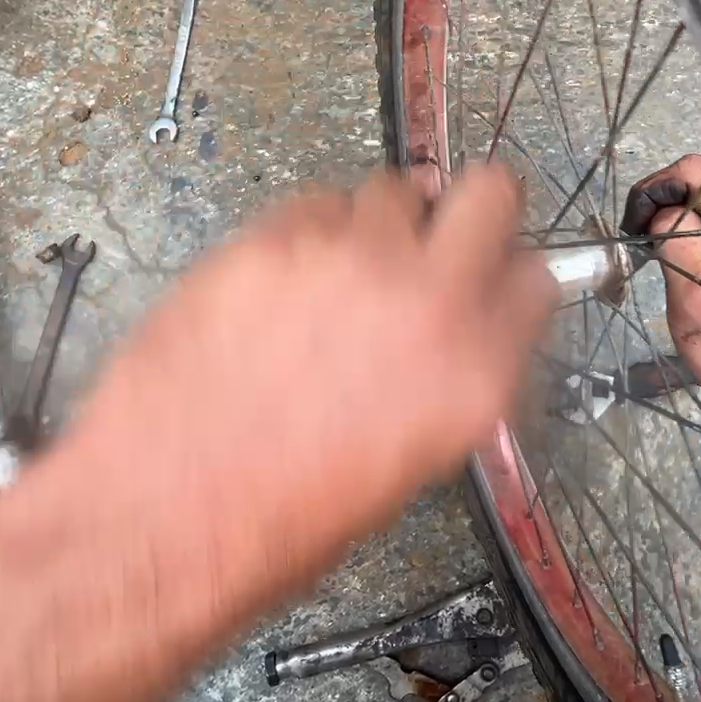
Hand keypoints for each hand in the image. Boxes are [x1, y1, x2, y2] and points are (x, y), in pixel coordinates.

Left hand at [53, 165, 559, 600]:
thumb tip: (459, 324)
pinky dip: (311, 232)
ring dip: (380, 222)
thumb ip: (453, 372)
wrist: (166, 513)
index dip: (509, 274)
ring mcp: (350, 259)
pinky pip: (316, 204)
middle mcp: (428, 300)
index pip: (534, 279)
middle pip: (490, 193)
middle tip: (437, 231)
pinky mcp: (274, 237)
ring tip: (341, 269)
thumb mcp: (412, 458)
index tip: (490, 274)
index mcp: (476, 372)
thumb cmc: (288, 513)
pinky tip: (281, 280)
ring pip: (392, 188)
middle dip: (473, 207)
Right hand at [622, 156, 700, 473]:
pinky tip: (678, 264)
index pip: (695, 171)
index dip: (657, 187)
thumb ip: (675, 240)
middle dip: (662, 204)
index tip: (635, 222)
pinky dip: (689, 237)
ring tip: (654, 254)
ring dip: (674, 223)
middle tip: (639, 241)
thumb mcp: (693, 293)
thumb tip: (661, 210)